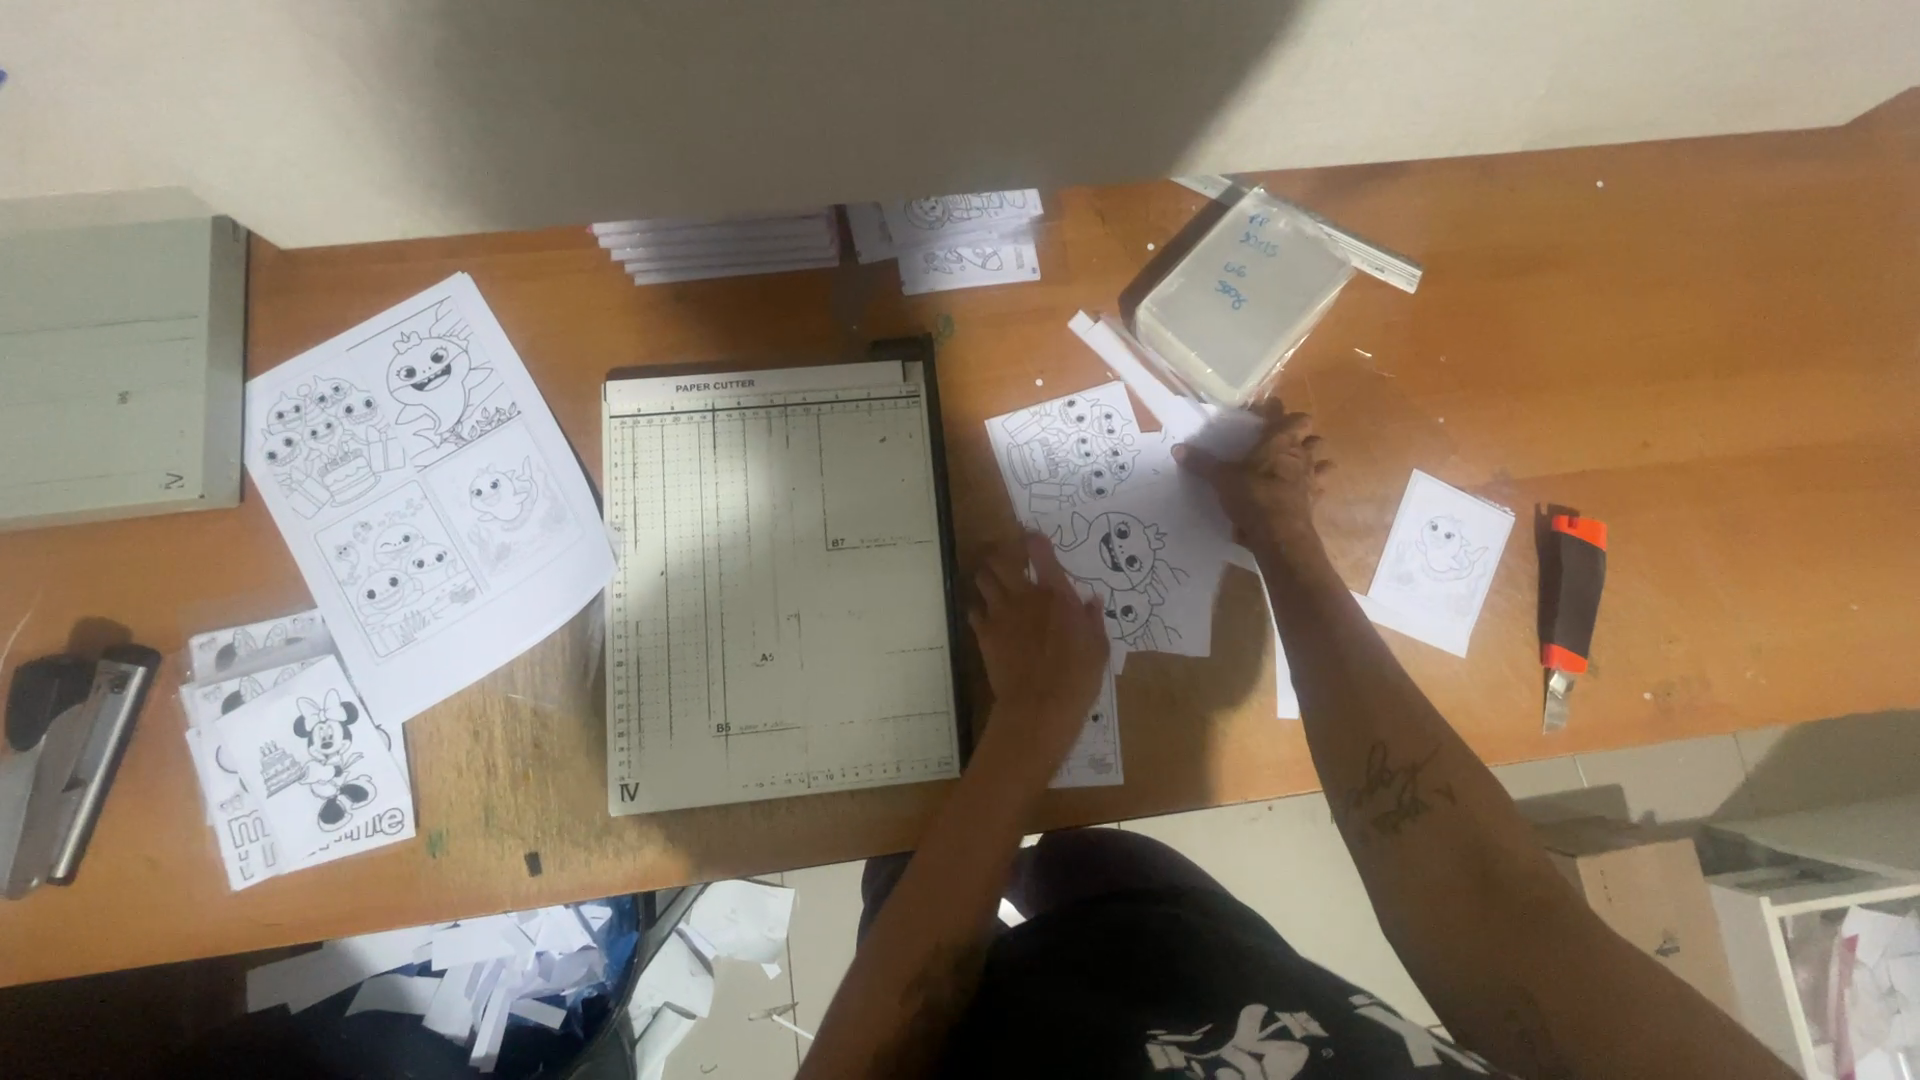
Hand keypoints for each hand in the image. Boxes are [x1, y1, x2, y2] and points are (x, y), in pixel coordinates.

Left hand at [970, 533, 1109, 756]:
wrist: (1040, 705)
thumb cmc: (1077, 677)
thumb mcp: (1098, 647)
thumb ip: (1093, 619)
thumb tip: (1091, 600)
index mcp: (1056, 594)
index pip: (1041, 553)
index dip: (1034, 540)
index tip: (1031, 537)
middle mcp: (1025, 595)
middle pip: (1000, 561)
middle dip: (1000, 557)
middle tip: (1005, 562)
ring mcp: (1001, 613)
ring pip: (983, 580)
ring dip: (987, 578)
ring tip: (992, 583)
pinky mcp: (984, 633)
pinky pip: (974, 611)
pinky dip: (979, 610)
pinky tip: (986, 617)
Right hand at [1174, 398, 1333, 564]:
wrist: (1278, 533)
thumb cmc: (1252, 495)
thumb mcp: (1222, 478)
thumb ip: (1202, 463)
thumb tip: (1177, 448)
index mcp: (1281, 441)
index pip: (1293, 417)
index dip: (1283, 414)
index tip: (1270, 414)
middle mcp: (1301, 454)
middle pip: (1313, 437)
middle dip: (1302, 438)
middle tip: (1283, 444)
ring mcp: (1312, 478)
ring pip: (1324, 461)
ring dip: (1315, 460)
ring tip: (1299, 465)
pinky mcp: (1315, 500)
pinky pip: (1320, 488)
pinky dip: (1315, 487)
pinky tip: (1304, 491)